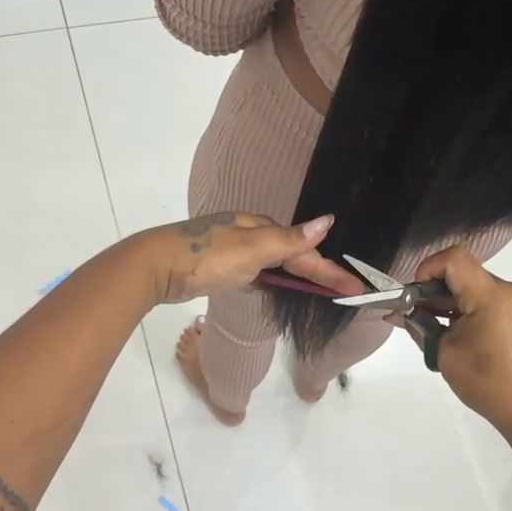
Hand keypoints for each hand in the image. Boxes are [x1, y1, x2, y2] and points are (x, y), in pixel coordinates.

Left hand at [132, 212, 364, 304]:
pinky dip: (276, 278)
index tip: (355, 287)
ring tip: (321, 288)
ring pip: (276, 263)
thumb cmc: (205, 257)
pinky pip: (260, 271)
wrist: (156, 266)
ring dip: (300, 274)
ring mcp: (234, 250)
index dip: (330, 271)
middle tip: (346, 290)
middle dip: (320, 271)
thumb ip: (290, 240)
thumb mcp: (252, 248)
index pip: (304, 252)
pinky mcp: (221, 267)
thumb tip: (328, 220)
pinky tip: (277, 285)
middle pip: (293, 255)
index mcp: (260, 226)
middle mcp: (250, 234)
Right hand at [406, 247, 511, 431]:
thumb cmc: (486, 384)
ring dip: (450, 299)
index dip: (427, 269)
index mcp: (492, 296)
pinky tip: (457, 332)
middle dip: (434, 289)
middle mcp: (509, 290)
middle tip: (415, 314)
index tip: (415, 296)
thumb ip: (420, 326)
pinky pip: (489, 298)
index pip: (453, 259)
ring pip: (475, 285)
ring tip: (434, 326)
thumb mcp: (444, 354)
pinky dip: (468, 307)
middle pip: (463, 272)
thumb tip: (398, 312)